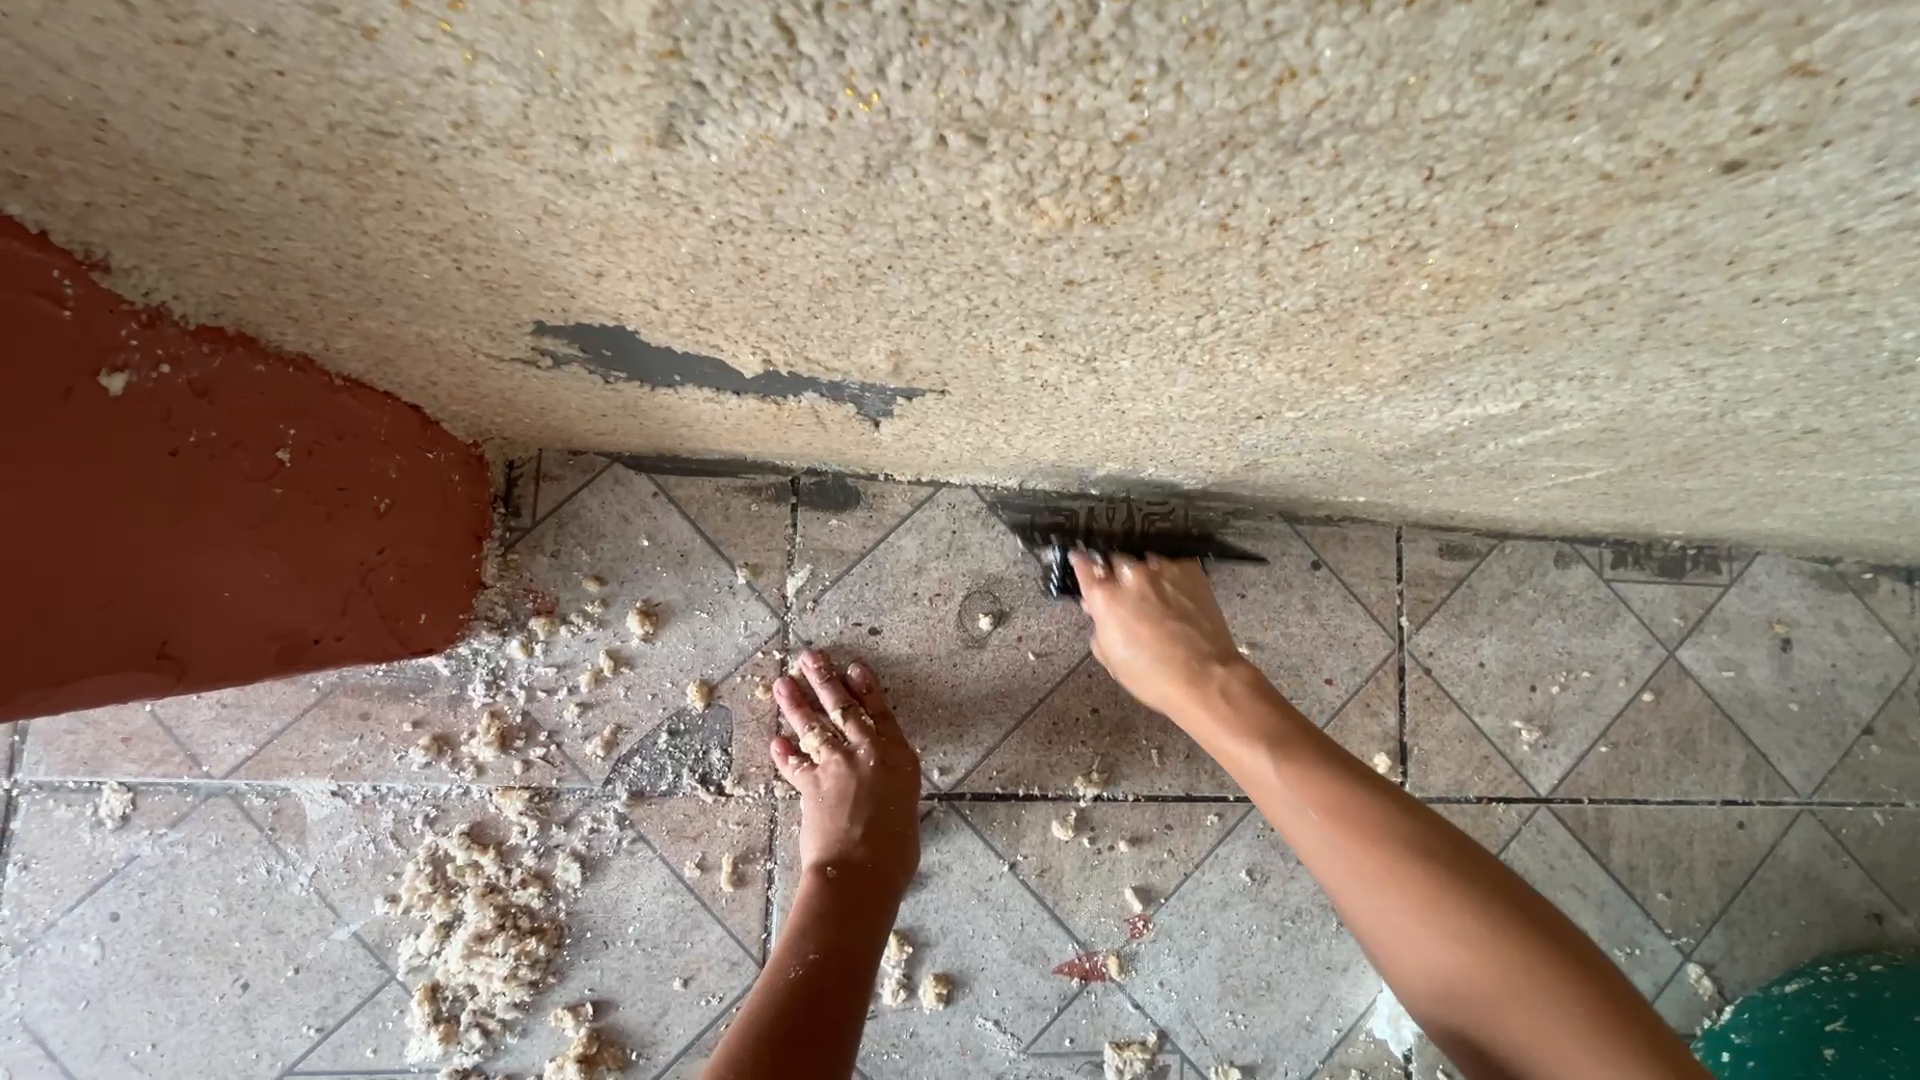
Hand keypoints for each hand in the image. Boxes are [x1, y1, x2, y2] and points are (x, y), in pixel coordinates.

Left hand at [769, 650, 921, 898]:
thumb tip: (879, 795)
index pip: (880, 713)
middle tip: (810, 657)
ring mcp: (837, 765)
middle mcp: (868, 753)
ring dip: (796, 703)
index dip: (865, 689)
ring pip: (814, 727)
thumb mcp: (904, 811)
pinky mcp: (811, 784)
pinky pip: (795, 765)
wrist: (862, 871)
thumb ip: (890, 792)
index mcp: (898, 758)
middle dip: (825, 680)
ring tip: (782, 683)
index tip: (852, 667)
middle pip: (843, 708)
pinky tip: (775, 742)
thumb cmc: (896, 853)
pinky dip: (784, 754)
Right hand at [1069, 550, 1254, 720]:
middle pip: (1114, 560)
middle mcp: (1131, 576)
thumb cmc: (1151, 675)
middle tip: (1122, 590)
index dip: (1080, 562)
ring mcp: (1162, 570)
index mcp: (1105, 597)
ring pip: (1144, 561)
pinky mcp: (1190, 571)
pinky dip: (1169, 577)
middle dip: (1114, 572)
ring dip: (1143, 574)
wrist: (1203, 676)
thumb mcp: (1110, 657)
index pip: (1084, 565)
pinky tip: (1176, 596)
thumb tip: (1097, 611)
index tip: (1080, 560)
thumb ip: (1098, 626)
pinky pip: (1172, 566)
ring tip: (1153, 594)